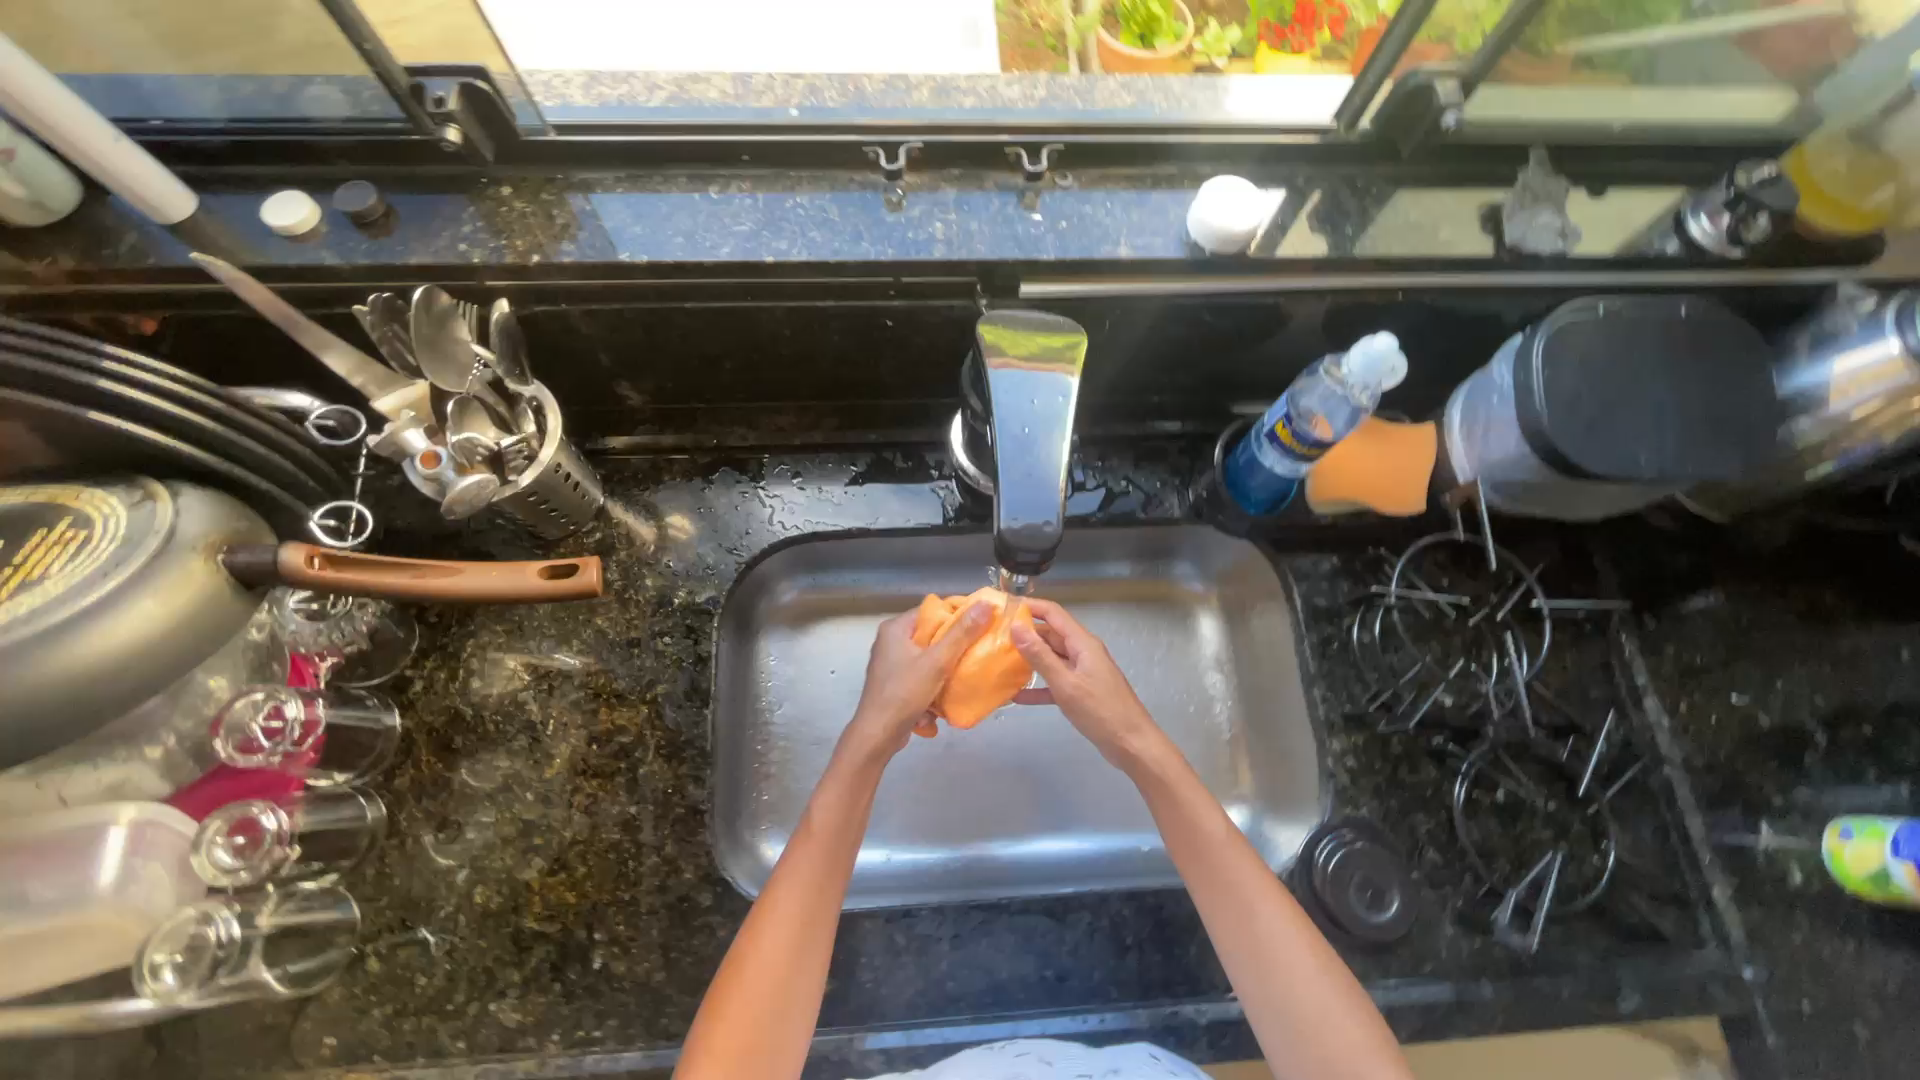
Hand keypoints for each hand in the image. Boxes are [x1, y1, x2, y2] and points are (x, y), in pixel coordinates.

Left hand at [842, 601, 992, 763]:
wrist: (878, 735)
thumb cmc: (904, 693)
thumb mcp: (937, 662)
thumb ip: (961, 633)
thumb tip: (986, 604)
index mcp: (896, 628)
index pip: (932, 611)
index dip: (957, 615)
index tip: (982, 623)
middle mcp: (891, 642)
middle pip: (931, 635)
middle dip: (953, 647)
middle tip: (978, 650)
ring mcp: (892, 664)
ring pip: (928, 658)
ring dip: (945, 670)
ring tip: (964, 675)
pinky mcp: (895, 684)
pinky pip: (921, 676)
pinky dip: (933, 686)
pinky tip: (943, 699)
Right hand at [1008, 598, 1166, 769]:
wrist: (1131, 744)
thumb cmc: (1100, 711)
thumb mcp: (1065, 683)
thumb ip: (1039, 656)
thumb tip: (1016, 627)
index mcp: (1082, 643)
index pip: (1053, 613)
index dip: (1030, 607)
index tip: (1004, 608)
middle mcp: (1083, 652)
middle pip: (1051, 635)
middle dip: (1025, 635)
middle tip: (994, 638)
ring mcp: (1083, 672)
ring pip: (1051, 659)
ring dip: (1029, 661)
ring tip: (1000, 663)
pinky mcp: (1081, 692)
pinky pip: (1056, 682)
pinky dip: (1039, 687)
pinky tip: (1016, 695)